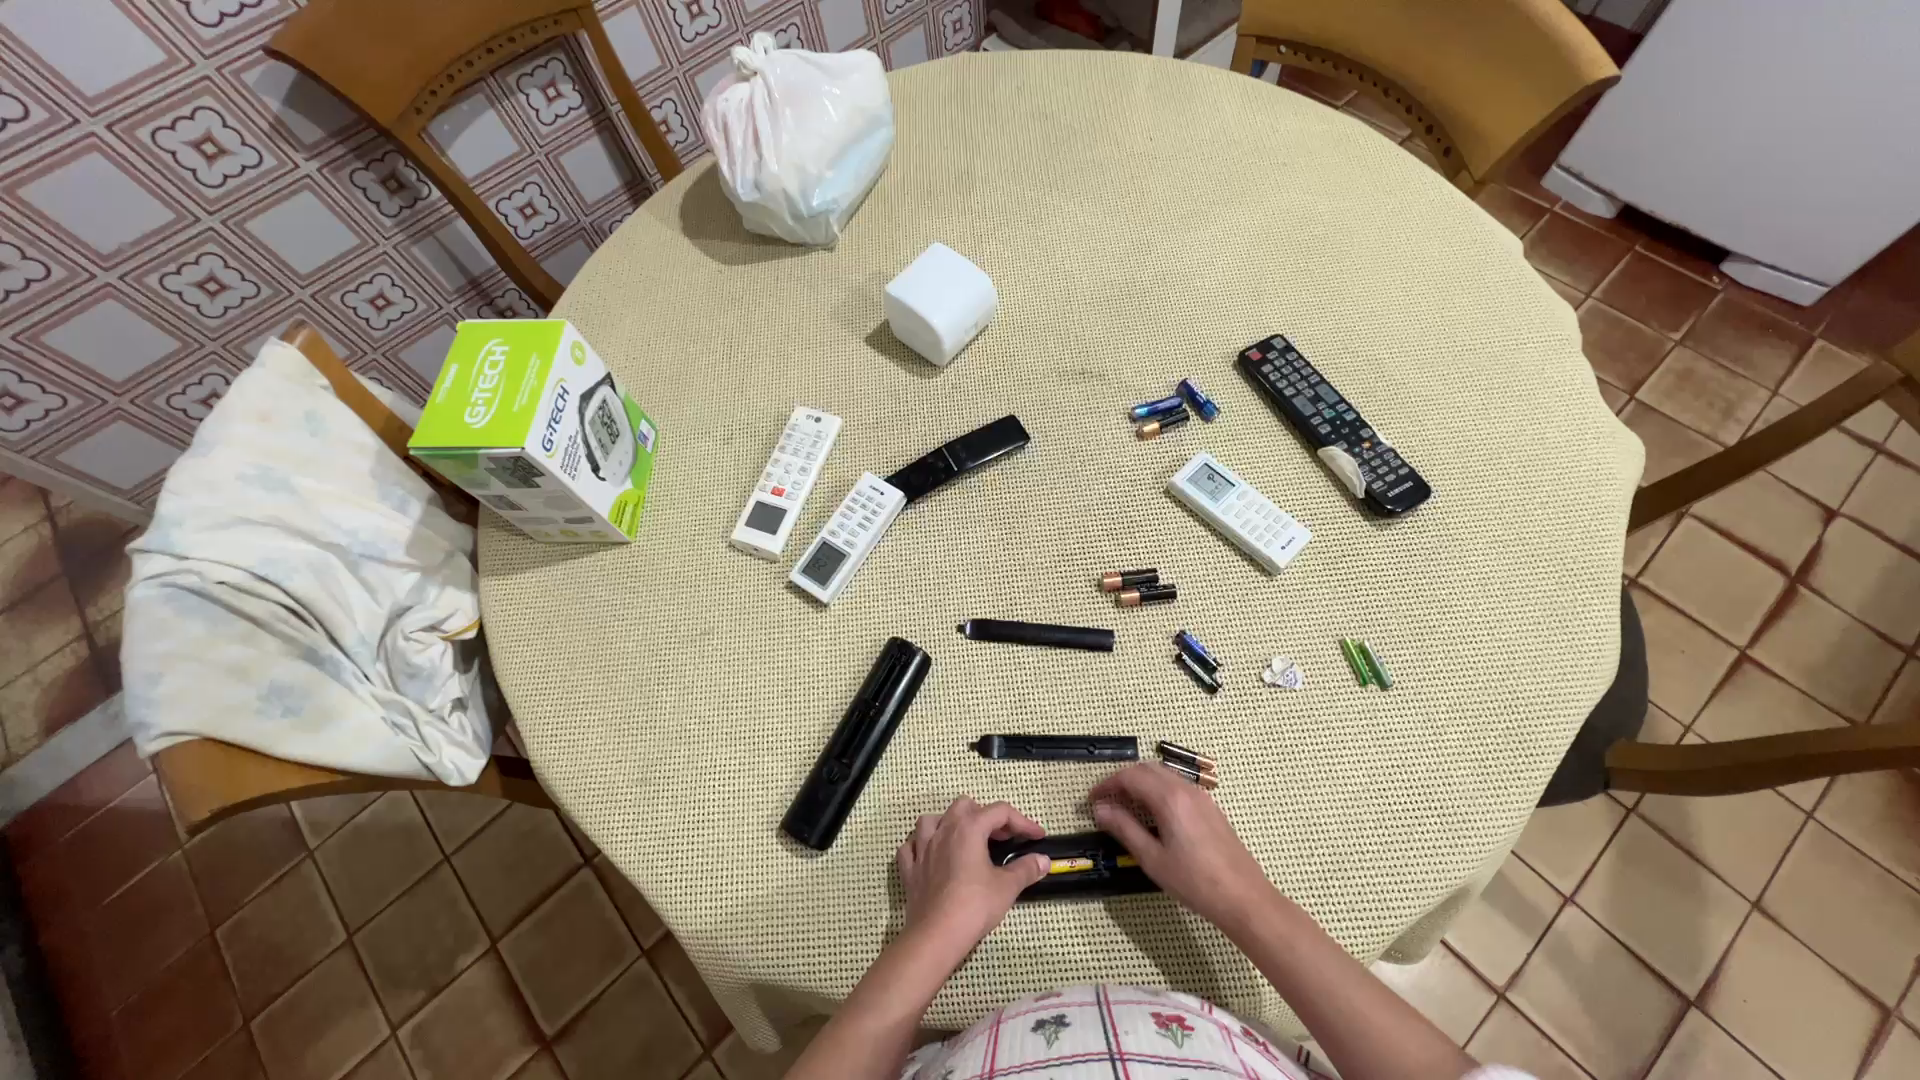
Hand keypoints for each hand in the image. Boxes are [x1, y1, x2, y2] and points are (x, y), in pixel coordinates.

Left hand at [896, 797, 1051, 956]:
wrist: (937, 934)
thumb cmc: (974, 905)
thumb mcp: (1007, 887)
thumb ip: (1026, 869)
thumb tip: (1043, 860)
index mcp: (968, 828)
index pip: (1000, 811)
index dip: (1022, 821)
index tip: (1037, 837)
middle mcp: (943, 830)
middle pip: (964, 806)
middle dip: (985, 816)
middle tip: (1001, 838)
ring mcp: (922, 848)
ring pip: (932, 820)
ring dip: (949, 824)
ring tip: (963, 840)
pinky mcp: (909, 868)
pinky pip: (912, 846)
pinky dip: (922, 846)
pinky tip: (931, 856)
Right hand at [1089, 764, 1275, 931]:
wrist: (1245, 898)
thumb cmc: (1195, 882)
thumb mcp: (1152, 858)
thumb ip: (1124, 829)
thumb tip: (1100, 809)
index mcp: (1169, 799)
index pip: (1130, 777)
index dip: (1107, 785)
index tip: (1092, 800)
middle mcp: (1186, 789)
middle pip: (1147, 769)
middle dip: (1123, 780)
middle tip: (1107, 801)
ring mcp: (1202, 797)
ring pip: (1164, 775)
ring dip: (1141, 783)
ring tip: (1126, 806)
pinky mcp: (1211, 808)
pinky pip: (1178, 786)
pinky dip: (1158, 789)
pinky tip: (1154, 814)